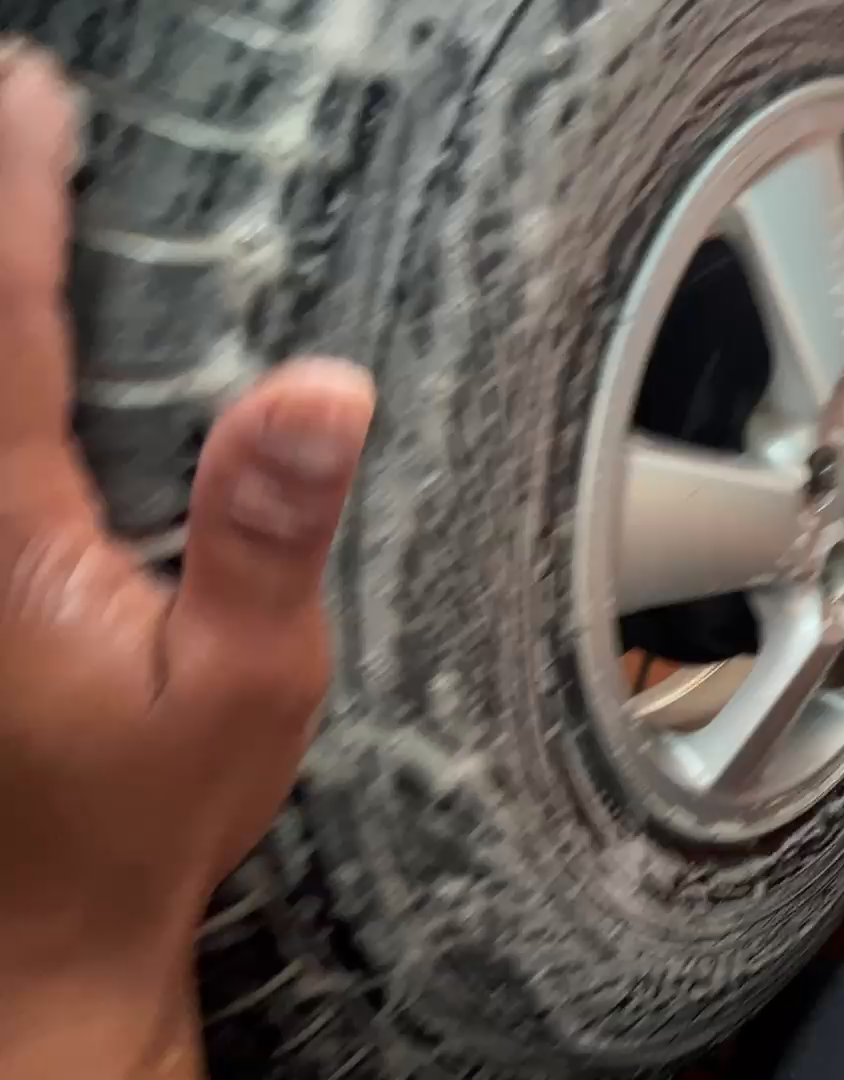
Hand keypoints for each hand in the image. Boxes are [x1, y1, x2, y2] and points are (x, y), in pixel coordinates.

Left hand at [0, 41, 373, 1071]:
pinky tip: (45, 346)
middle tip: (24, 120)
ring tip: (25, 204)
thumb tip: (323, 392)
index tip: (34, 101)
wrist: (28, 914)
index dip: (10, 196)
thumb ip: (270, 530)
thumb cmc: (148, 800)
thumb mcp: (250, 673)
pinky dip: (10, 368)